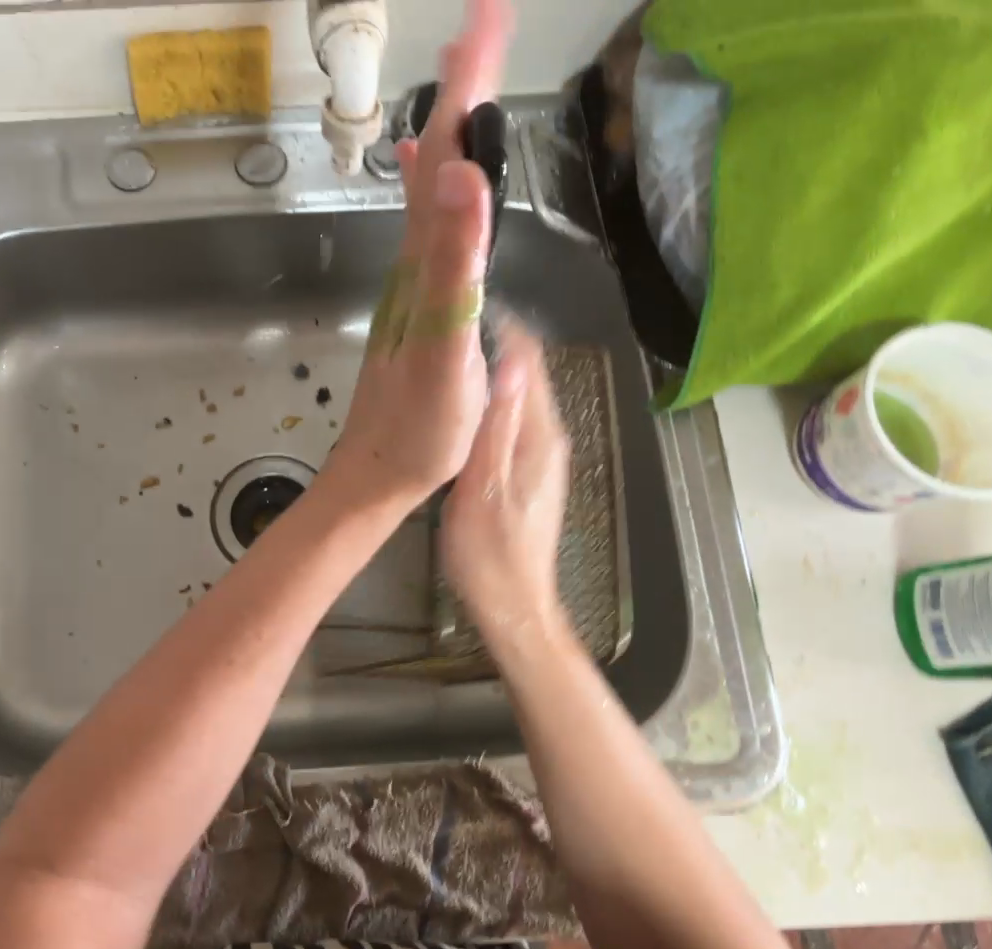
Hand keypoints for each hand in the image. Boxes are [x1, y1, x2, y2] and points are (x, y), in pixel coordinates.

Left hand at [323, 0, 512, 507]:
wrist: (377, 470)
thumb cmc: (418, 428)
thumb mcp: (445, 349)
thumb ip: (453, 265)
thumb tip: (457, 175)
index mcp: (427, 261)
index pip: (446, 155)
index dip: (467, 87)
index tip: (485, 19)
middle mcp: (414, 259)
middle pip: (435, 157)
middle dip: (462, 88)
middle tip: (484, 25)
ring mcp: (412, 279)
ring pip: (429, 185)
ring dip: (448, 125)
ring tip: (464, 77)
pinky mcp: (416, 301)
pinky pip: (424, 225)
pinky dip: (429, 183)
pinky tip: (424, 174)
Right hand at [442, 318, 570, 634]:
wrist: (512, 603)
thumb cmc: (490, 552)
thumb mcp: (484, 487)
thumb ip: (498, 426)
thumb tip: (509, 363)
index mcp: (539, 435)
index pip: (529, 360)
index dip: (502, 326)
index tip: (464, 303)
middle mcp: (548, 437)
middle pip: (526, 373)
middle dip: (492, 344)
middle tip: (444, 326)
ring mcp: (540, 455)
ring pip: (517, 395)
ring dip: (489, 372)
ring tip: (445, 355)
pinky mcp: (527, 471)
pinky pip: (511, 419)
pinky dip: (489, 401)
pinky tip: (458, 404)